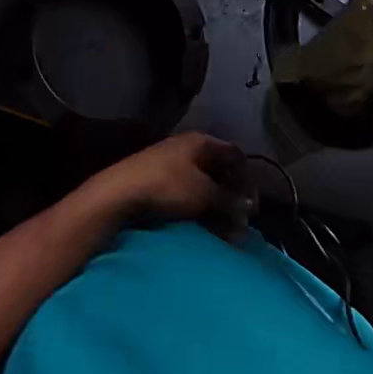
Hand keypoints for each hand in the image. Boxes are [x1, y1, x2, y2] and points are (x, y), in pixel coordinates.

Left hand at [80, 131, 243, 222]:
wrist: (119, 193)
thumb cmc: (167, 186)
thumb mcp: (204, 194)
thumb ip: (230, 200)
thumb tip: (248, 208)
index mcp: (201, 142)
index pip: (235, 155)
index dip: (248, 179)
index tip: (252, 206)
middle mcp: (188, 148)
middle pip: (221, 171)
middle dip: (232, 197)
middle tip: (239, 223)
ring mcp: (172, 163)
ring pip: (205, 185)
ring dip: (217, 207)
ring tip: (223, 231)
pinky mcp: (160, 181)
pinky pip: (189, 193)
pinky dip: (200, 209)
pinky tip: (203, 227)